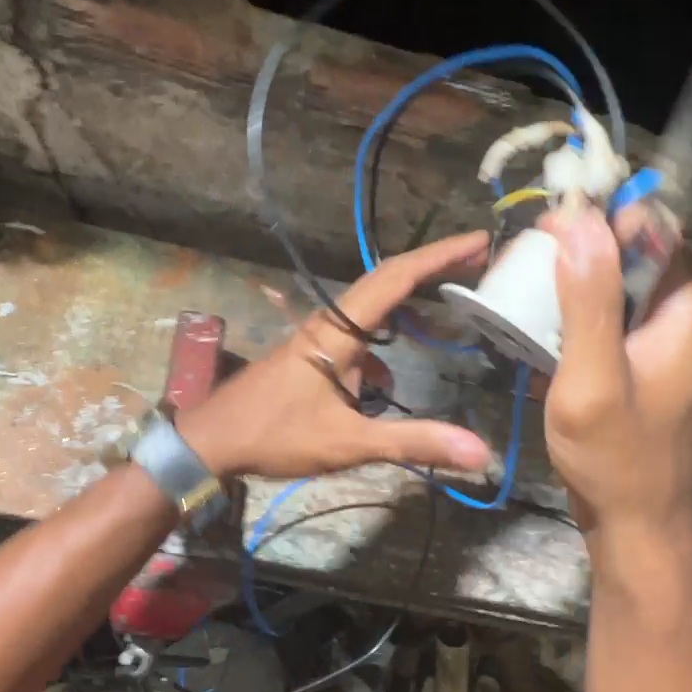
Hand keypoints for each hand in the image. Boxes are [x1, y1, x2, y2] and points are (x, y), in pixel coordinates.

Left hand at [177, 231, 494, 479]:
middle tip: (478, 259)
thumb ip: (412, 443)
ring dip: (408, 300)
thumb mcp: (347, 443)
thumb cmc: (275, 435)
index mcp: (337, 332)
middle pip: (385, 281)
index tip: (479, 240)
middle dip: (431, 266)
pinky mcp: (309, 357)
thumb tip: (480, 451)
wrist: (211, 441)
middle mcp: (327, 324)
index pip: (395, 279)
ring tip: (448, 302)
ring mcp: (316, 339)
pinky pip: (356, 335)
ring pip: (370, 307)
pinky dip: (384, 338)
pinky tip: (390, 374)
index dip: (439, 256)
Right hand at [542, 206, 691, 533]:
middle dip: (576, 250)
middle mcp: (684, 312)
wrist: (634, 523)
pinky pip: (605, 318)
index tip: (543, 227)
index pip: (650, 226)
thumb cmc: (616, 456)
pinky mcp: (640, 360)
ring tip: (519, 294)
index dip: (599, 216)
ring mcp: (662, 338)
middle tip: (520, 263)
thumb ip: (587, 301)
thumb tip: (579, 221)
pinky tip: (536, 334)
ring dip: (565, 285)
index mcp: (688, 305)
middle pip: (630, 252)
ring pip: (612, 284)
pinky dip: (570, 318)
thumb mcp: (592, 377)